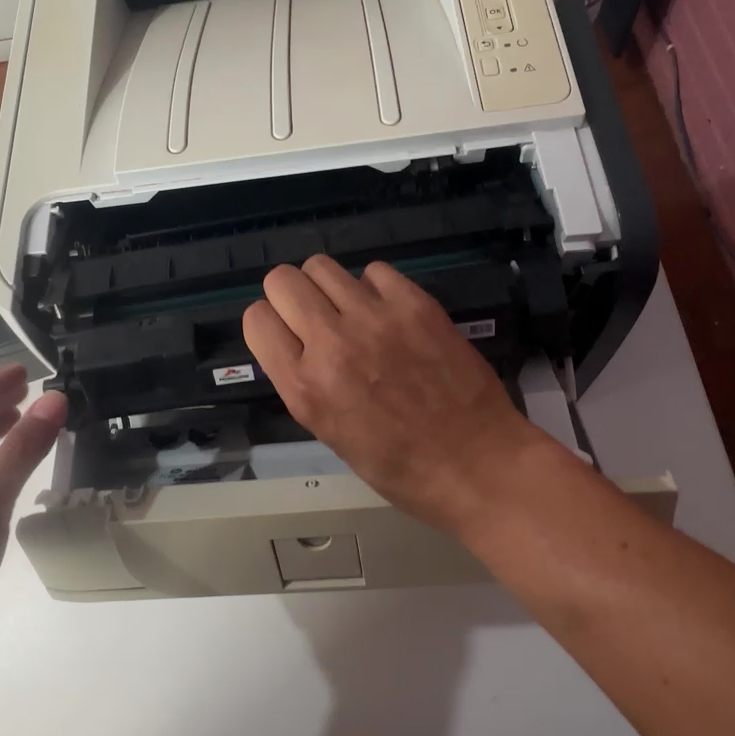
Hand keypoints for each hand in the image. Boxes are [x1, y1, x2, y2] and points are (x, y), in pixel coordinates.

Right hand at [241, 255, 554, 533]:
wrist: (477, 464)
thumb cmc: (403, 469)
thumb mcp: (331, 435)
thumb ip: (305, 384)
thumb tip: (297, 347)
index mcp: (304, 387)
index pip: (256, 320)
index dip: (269, 324)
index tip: (285, 334)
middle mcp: (331, 344)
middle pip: (282, 281)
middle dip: (290, 296)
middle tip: (314, 316)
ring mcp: (374, 318)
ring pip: (322, 266)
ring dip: (328, 287)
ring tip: (349, 311)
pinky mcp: (414, 304)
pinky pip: (374, 270)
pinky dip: (373, 287)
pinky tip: (387, 312)